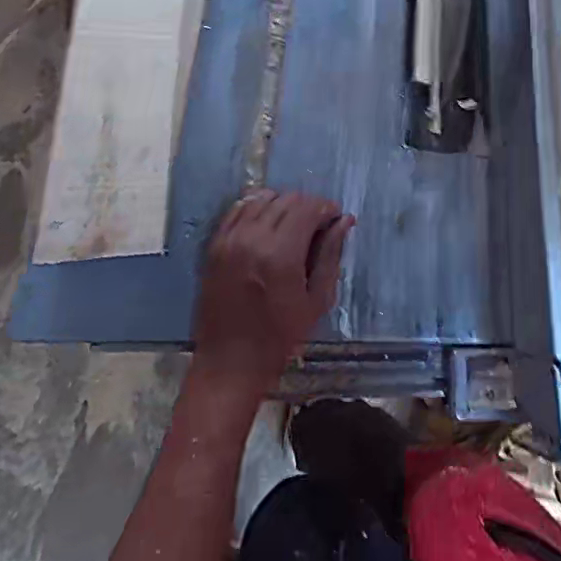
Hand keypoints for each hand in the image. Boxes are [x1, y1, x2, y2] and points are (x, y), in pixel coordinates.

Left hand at [192, 190, 352, 396]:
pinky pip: (237, 210)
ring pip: (261, 198)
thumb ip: (331, 255)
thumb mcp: (317, 300)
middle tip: (317, 226)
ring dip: (281, 205)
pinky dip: (255, 209)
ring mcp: (229, 240)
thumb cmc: (279, 337)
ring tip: (291, 225)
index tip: (335, 220)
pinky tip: (266, 225)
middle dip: (307, 206)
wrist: (229, 362)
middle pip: (286, 199)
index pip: (308, 208)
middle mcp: (253, 238)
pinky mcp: (215, 246)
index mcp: (281, 254)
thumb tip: (345, 221)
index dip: (326, 208)